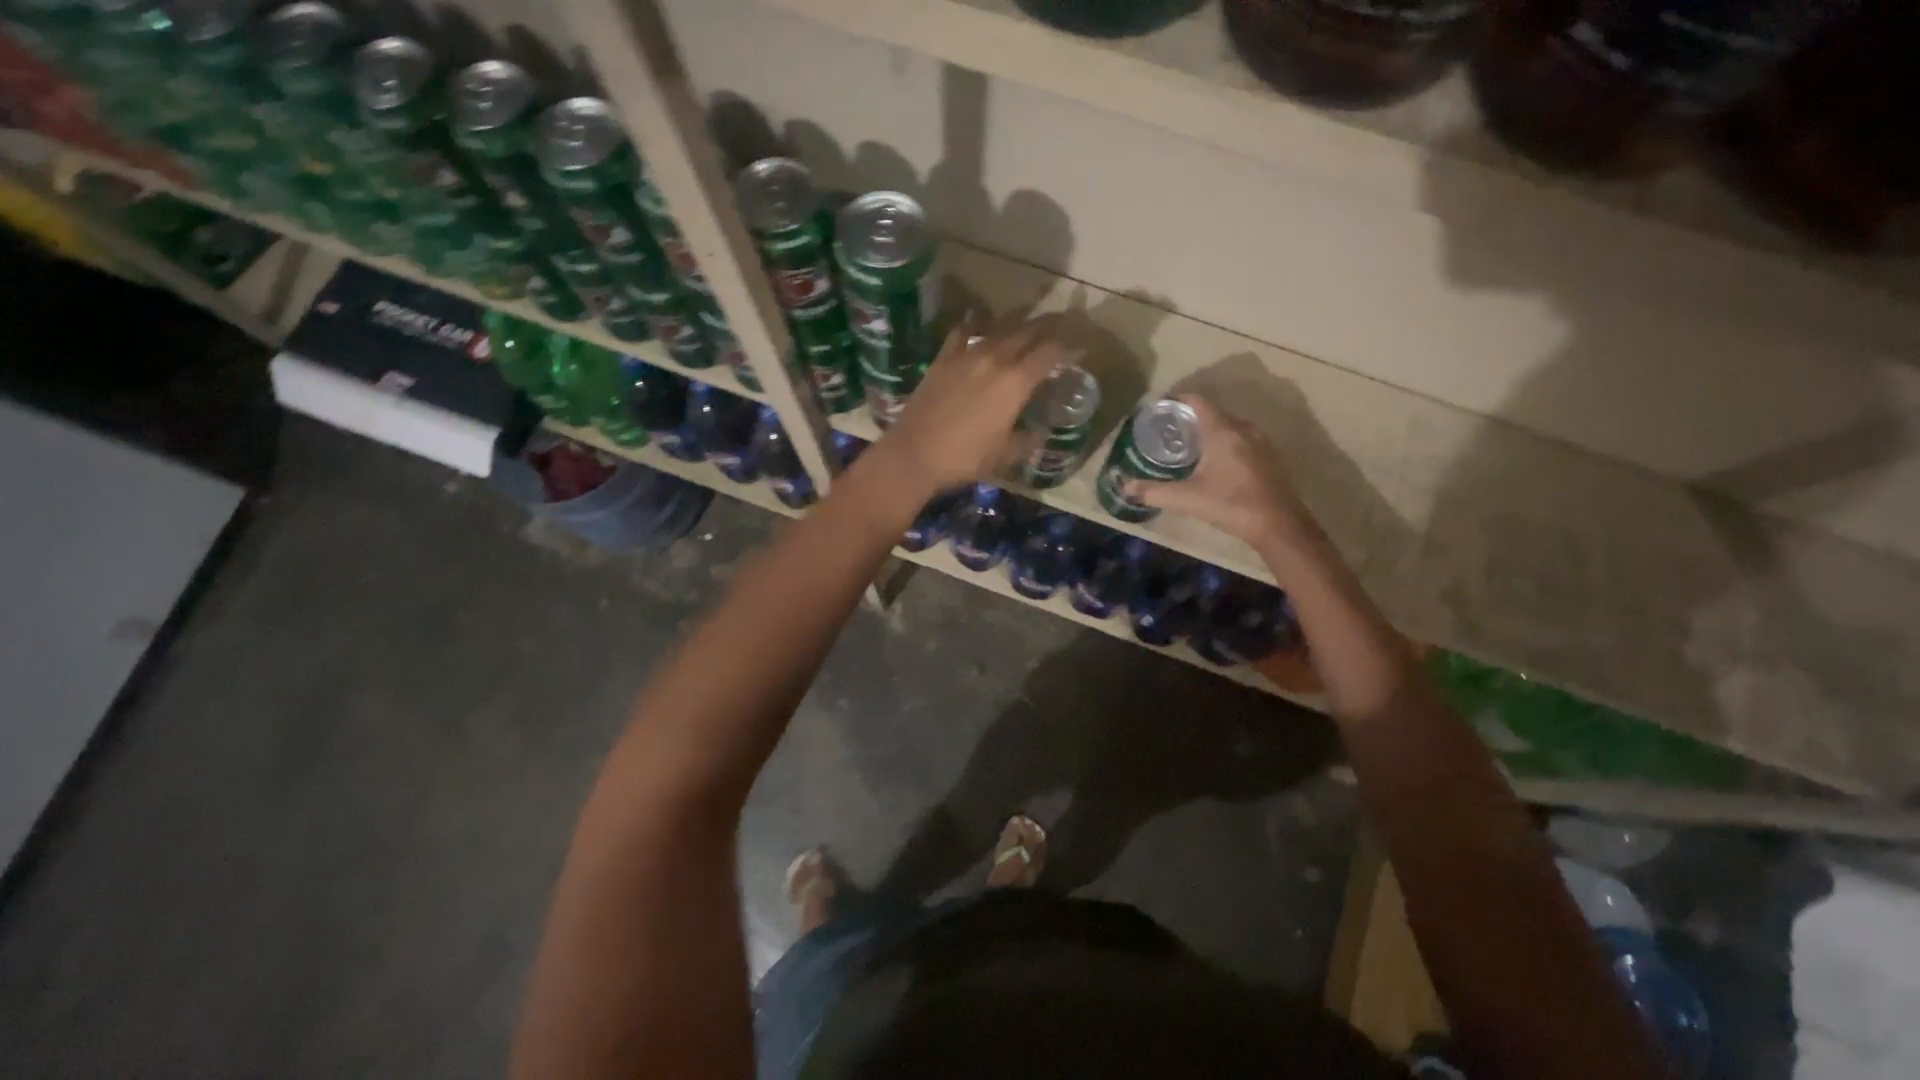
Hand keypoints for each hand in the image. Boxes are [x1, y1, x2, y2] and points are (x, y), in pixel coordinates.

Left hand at [877, 316, 1072, 494]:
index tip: (1080, 347)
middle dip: (1049, 326)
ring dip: (1017, 324)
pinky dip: (976, 325)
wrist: (914, 453)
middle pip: (1028, 332)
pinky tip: (979, 322)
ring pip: (998, 329)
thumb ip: (1027, 440)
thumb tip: (1039, 433)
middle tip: (1063, 322)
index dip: (1069, 348)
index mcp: (1016, 382)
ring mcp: (966, 355)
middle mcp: (995, 359)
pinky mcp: (943, 358)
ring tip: (1028, 322)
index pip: (1050, 354)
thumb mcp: (1005, 455)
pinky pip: (963, 332)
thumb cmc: (965, 458)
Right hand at [1128, 394, 1314, 546]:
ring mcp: (1260, 440)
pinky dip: (1225, 442)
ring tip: (1188, 445)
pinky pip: (1242, 438)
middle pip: (1212, 412)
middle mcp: (1243, 428)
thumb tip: (1125, 487)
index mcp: (1222, 431)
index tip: (1159, 408)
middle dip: (1190, 417)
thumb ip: (1154, 492)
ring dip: (1209, 430)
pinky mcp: (1269, 455)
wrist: (1279, 525)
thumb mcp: (1188, 499)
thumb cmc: (1232, 505)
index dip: (1176, 400)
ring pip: (1229, 425)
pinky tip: (1215, 462)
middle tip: (1168, 430)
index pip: (1196, 401)